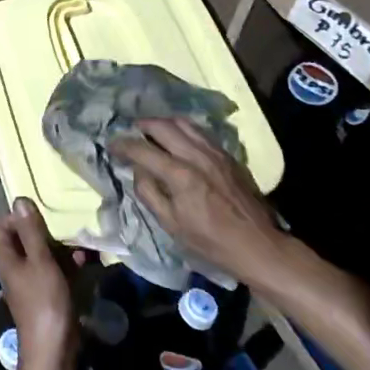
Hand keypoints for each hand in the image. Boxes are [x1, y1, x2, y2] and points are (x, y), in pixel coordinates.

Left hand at [0, 198, 85, 365]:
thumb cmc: (44, 301)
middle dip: (44, 230)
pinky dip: (67, 264)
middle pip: (23, 239)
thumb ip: (31, 231)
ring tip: (81, 240)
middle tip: (65, 224)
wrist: (54, 349)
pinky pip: (55, 271)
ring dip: (60, 247)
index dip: (15, 217)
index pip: (0, 227)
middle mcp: (15, 267)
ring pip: (42, 255)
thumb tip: (19, 200)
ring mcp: (31, 281)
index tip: (39, 214)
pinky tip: (86, 260)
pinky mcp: (48, 294)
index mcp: (6, 257)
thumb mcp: (40, 261)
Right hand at [111, 118, 292, 287]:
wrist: (258, 245)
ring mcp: (216, 153)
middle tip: (130, 133)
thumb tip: (137, 170)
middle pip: (162, 126)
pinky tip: (177, 141)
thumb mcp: (170, 223)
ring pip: (184, 123)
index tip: (111, 145)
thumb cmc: (209, 240)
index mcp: (180, 175)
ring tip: (152, 132)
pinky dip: (183, 130)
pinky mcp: (229, 156)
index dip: (122, 145)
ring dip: (162, 124)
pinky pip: (200, 132)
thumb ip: (148, 192)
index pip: (142, 150)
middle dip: (141, 126)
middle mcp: (197, 156)